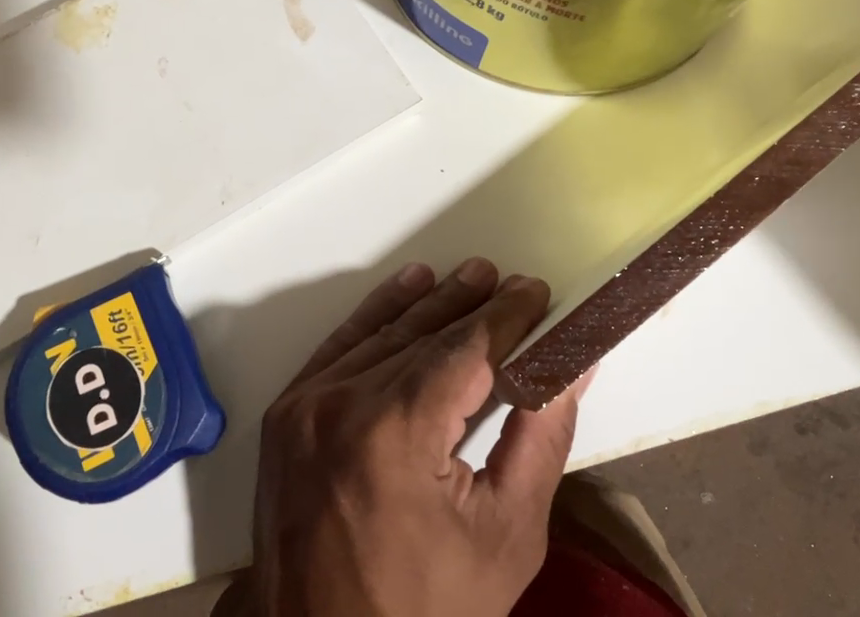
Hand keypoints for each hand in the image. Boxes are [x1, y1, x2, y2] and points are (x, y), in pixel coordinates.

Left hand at [214, 258, 586, 616]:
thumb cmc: (426, 605)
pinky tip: (406, 289)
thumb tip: (571, 366)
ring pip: (379, 335)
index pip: (461, 352)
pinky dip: (374, 316)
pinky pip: (339, 347)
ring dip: (426, 303)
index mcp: (394, 433)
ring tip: (467, 276)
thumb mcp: (506, 534)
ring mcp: (305, 405)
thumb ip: (540, 438)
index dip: (503, 319)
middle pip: (420, 337)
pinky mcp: (288, 413)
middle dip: (470, 307)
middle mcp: (341, 404)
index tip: (535, 294)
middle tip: (508, 282)